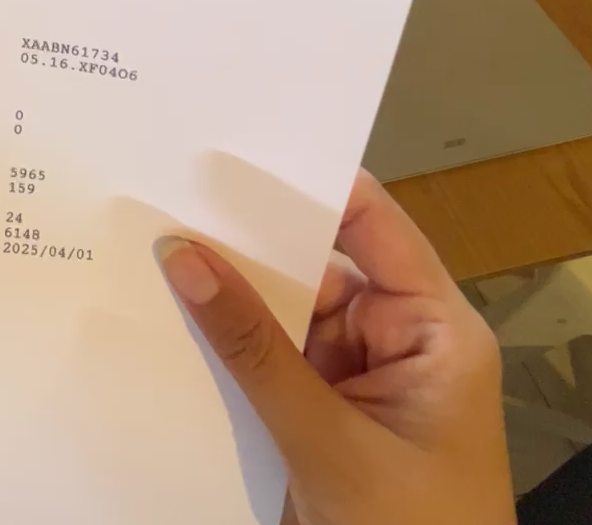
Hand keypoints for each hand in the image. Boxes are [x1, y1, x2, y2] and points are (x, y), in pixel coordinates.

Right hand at [156, 169, 512, 524]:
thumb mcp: (328, 439)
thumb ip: (251, 346)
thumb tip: (182, 256)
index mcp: (433, 327)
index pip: (372, 224)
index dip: (308, 183)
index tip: (233, 153)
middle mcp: (395, 333)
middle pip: (316, 259)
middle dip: (250, 234)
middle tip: (172, 190)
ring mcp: (353, 367)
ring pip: (283, 304)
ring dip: (230, 284)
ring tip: (157, 238)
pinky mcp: (318, 398)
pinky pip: (266, 346)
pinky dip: (226, 330)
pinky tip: (173, 304)